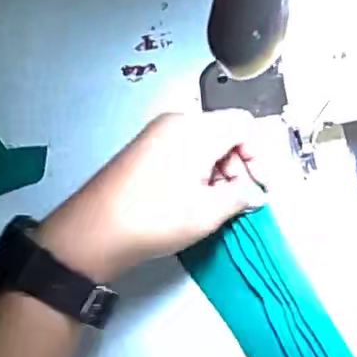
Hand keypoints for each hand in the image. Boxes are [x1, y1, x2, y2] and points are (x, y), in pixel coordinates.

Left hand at [38, 110, 271, 282]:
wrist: (96, 232)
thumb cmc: (151, 219)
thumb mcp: (209, 212)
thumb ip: (241, 196)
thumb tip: (254, 193)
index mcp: (195, 130)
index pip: (244, 125)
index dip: (259, 156)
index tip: (258, 185)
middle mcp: (176, 124)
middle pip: (226, 134)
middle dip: (239, 167)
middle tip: (236, 201)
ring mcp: (158, 136)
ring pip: (207, 146)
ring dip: (219, 174)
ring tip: (212, 207)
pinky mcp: (147, 151)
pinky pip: (186, 154)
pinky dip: (199, 175)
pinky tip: (192, 203)